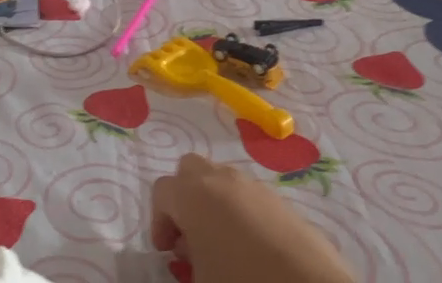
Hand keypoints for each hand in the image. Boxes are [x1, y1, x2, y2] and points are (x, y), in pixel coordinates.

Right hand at [151, 154, 355, 282]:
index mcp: (193, 194)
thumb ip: (189, 259)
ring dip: (213, 203)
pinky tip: (253, 250)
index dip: (158, 221)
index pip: (162, 192)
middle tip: (189, 237)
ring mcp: (255, 187)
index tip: (167, 252)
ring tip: (222, 246)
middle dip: (183, 198)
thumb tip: (192, 248)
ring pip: (222, 180)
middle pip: (190, 170)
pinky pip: (250, 197)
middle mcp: (222, 180)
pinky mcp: (282, 202)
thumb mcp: (201, 279)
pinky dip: (241, 213)